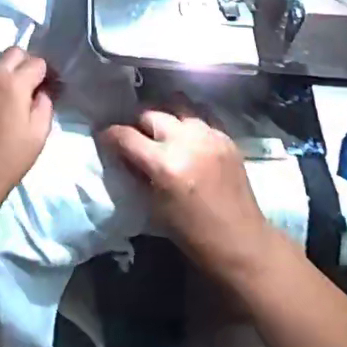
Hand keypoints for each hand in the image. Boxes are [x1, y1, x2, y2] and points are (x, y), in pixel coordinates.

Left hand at [0, 47, 54, 212]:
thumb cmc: (9, 157)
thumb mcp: (38, 133)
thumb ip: (44, 105)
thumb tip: (42, 91)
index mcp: (12, 82)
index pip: (36, 62)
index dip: (48, 73)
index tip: (52, 86)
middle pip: (13, 52)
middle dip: (28, 62)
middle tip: (35, 85)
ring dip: (9, 68)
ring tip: (17, 92)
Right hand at [99, 110, 292, 283]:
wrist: (242, 243)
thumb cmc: (193, 233)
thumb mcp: (154, 205)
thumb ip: (138, 171)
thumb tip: (123, 152)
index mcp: (165, 164)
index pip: (126, 135)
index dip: (110, 135)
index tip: (104, 137)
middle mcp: (186, 141)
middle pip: (150, 113)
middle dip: (137, 122)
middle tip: (135, 136)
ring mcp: (208, 134)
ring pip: (176, 103)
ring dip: (164, 113)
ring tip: (161, 128)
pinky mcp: (225, 135)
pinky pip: (201, 113)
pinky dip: (188, 118)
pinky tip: (185, 133)